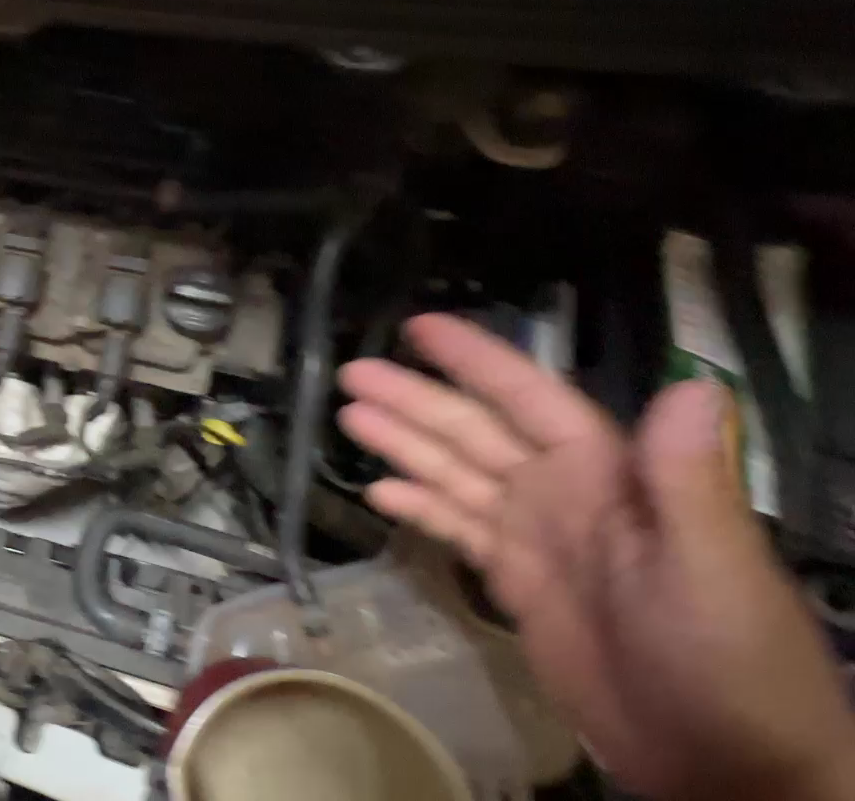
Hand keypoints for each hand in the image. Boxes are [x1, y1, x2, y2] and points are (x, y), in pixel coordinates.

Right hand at [338, 314, 854, 800]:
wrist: (726, 769)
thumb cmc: (733, 665)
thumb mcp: (715, 572)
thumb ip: (688, 480)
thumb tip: (693, 385)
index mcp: (609, 478)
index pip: (530, 401)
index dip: (476, 361)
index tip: (421, 327)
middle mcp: (562, 495)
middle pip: (473, 433)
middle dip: (413, 400)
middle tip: (352, 373)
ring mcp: (534, 538)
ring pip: (453, 473)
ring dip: (402, 444)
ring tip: (349, 417)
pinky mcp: (513, 580)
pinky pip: (454, 528)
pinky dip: (417, 507)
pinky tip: (379, 493)